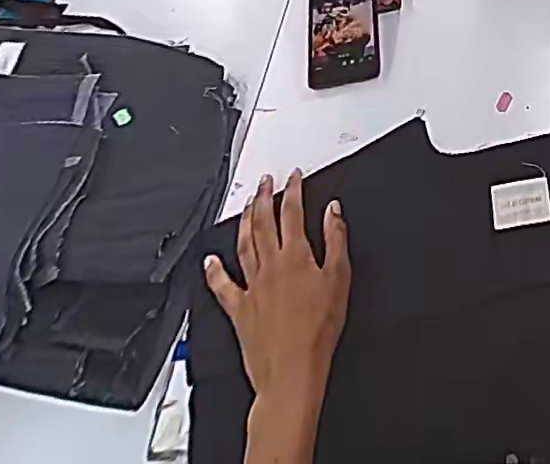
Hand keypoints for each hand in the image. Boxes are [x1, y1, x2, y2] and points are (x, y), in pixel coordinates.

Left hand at [205, 170, 349, 400]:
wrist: (293, 372)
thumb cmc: (318, 329)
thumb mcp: (340, 278)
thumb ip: (336, 239)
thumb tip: (332, 211)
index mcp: (295, 256)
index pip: (292, 212)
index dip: (292, 190)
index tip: (293, 177)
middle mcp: (270, 266)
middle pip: (263, 223)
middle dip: (264, 197)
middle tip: (264, 182)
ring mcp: (252, 287)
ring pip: (244, 245)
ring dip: (245, 221)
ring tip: (246, 206)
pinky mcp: (239, 310)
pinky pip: (223, 286)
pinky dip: (214, 272)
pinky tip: (209, 261)